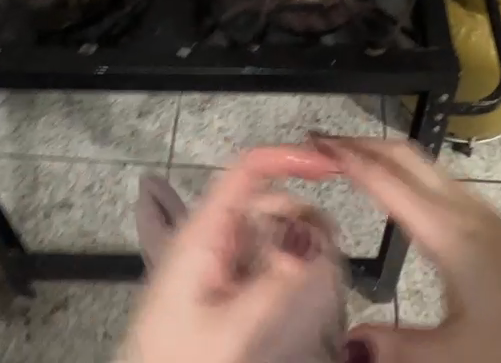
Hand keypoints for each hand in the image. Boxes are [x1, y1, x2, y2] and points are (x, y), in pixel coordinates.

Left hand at [119, 144, 341, 362]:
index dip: (286, 158)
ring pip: (263, 223)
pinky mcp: (217, 272)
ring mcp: (213, 251)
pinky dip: (282, 255)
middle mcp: (208, 231)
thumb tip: (312, 250)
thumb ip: (272, 288)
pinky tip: (293, 280)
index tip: (325, 168)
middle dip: (297, 212)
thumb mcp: (229, 328)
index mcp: (203, 231)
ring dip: (293, 236)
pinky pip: (258, 249)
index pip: (246, 170)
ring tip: (312, 267)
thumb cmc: (175, 357)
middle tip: (325, 245)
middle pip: (262, 197)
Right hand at [315, 137, 500, 362]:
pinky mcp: (494, 225)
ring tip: (348, 161)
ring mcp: (482, 212)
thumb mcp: (463, 360)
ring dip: (384, 154)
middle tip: (318, 146)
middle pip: (405, 156)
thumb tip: (346, 345)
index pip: (385, 179)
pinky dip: (406, 171)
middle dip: (361, 143)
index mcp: (447, 232)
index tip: (309, 142)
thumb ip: (400, 353)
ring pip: (424, 164)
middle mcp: (462, 209)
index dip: (345, 156)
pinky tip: (399, 193)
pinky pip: (438, 180)